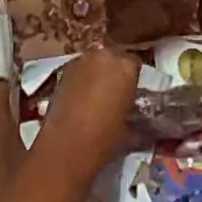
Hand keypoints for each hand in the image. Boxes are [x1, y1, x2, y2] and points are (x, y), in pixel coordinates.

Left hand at [39, 45, 140, 173]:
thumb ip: (134, 114)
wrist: (65, 146)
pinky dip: (81, 77)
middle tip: (112, 91)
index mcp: (127, 66)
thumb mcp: (127, 128)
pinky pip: (79, 67)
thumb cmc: (103, 138)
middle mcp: (107, 55)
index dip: (131, 78)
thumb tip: (136, 116)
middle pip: (114, 57)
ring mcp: (84, 59)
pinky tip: (78, 95)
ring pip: (96, 60)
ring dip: (97, 71)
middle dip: (114, 71)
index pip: (134, 64)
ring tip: (94, 93)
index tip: (128, 91)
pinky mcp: (65, 68)